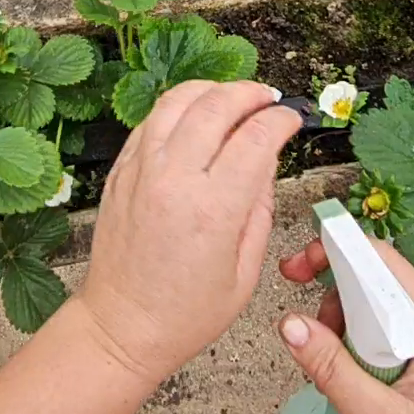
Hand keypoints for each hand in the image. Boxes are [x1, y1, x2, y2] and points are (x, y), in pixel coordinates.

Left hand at [71, 79, 302, 387]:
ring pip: (177, 100)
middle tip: (267, 98)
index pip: (255, 138)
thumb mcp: (245, 271)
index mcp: (212, 209)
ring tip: (233, 97)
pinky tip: (196, 116)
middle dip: (249, 93)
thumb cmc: (187, 311)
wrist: (122, 324)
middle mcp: (173, 178)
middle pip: (216, 105)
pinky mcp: (121, 167)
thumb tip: (266, 155)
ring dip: (211, 89)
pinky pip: (152, 119)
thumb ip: (260, 205)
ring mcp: (141, 167)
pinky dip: (178, 107)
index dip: (280, 119)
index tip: (292, 117)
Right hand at [277, 237, 413, 413]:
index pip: (383, 263)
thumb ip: (334, 371)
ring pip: (372, 312)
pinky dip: (352, 347)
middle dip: (331, 286)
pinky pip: (379, 341)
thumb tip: (291, 323)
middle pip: (374, 283)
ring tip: (325, 360)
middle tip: (296, 292)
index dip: (339, 249)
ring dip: (338, 322)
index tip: (301, 261)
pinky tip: (343, 376)